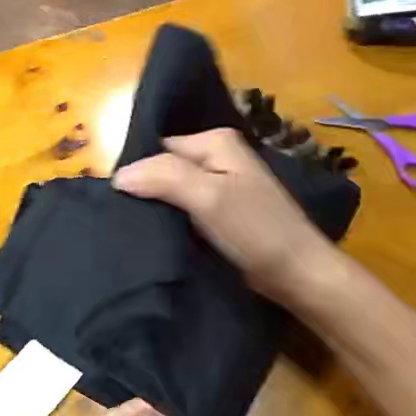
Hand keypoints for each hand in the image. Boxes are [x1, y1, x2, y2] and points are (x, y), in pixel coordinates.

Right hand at [113, 128, 341, 299]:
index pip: (158, 148)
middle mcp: (217, 157)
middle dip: (145, 191)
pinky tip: (159, 238)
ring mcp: (220, 186)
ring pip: (172, 192)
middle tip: (123, 220)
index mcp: (215, 141)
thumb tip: (118, 176)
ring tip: (136, 231)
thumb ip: (164, 178)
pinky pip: (184, 210)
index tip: (118, 202)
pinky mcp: (220, 213)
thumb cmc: (257, 231)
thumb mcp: (209, 197)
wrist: (297, 273)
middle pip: (164, 168)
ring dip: (157, 210)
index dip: (137, 172)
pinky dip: (171, 222)